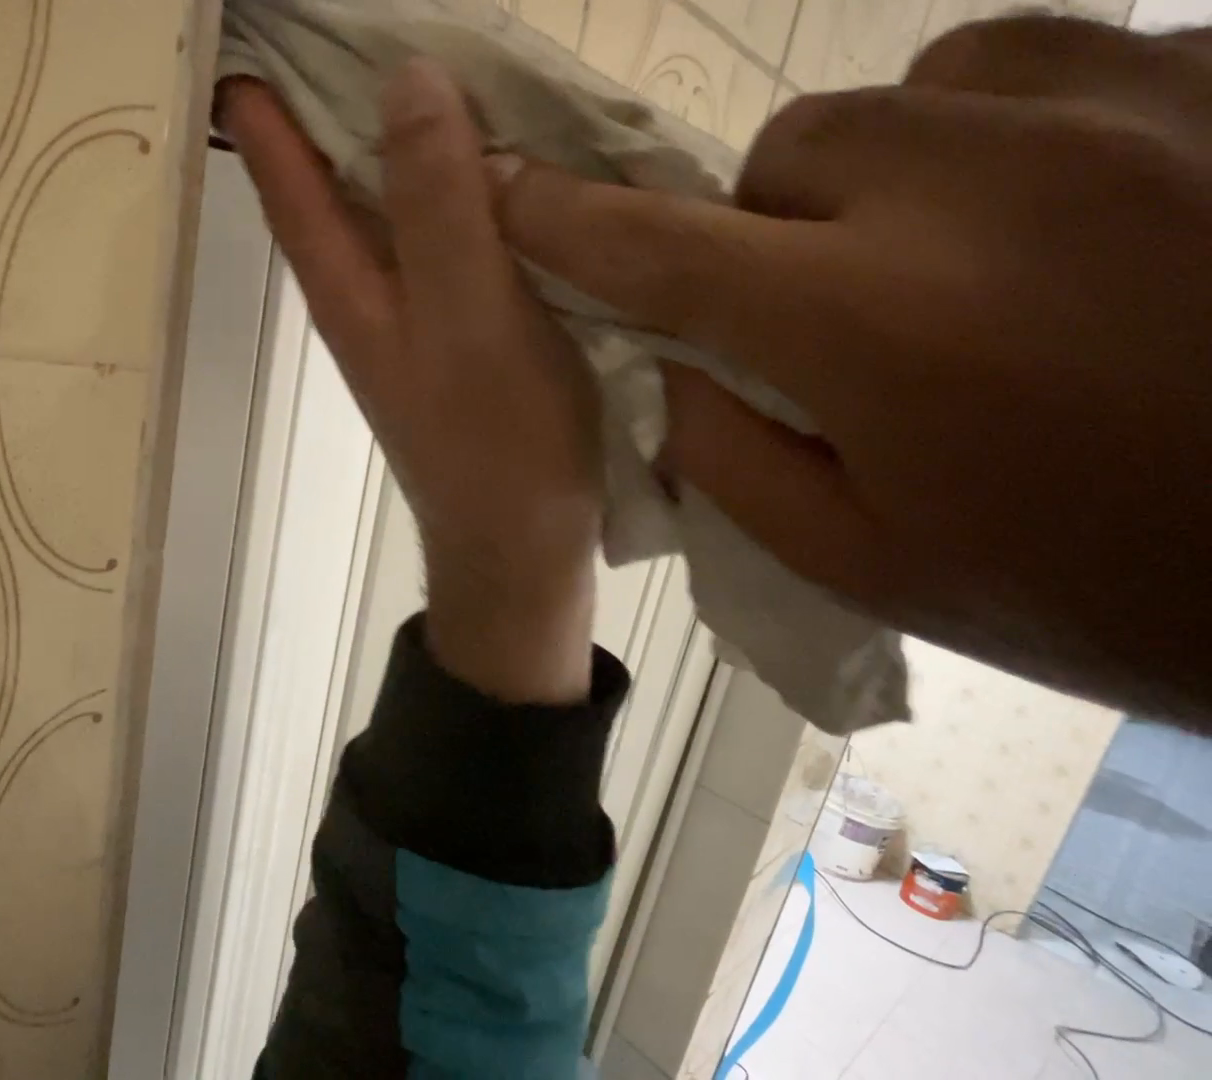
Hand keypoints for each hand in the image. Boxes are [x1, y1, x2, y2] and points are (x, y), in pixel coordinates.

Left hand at [218, 60, 603, 703]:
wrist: (521, 547)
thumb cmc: (497, 443)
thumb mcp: (468, 317)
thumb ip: (438, 207)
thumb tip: (406, 84)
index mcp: (349, 289)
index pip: (285, 180)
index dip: (261, 111)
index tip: (242, 45)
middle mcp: (364, 295)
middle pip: (325, 187)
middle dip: (317, 108)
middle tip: (330, 35)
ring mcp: (409, 315)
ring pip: (383, 208)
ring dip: (383, 139)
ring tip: (408, 68)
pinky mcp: (455, 331)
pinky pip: (439, 235)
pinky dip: (447, 186)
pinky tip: (482, 158)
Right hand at [493, 14, 1211, 723]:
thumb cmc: (1088, 582)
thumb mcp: (856, 557)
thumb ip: (724, 453)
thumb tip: (669, 363)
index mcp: (871, 323)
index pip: (662, 251)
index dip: (567, 221)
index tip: (506, 189)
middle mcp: (982, 182)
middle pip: (786, 151)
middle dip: (769, 226)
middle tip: (824, 309)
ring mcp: (1131, 105)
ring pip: (916, 90)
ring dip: (888, 171)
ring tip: (951, 255)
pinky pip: (1057, 69)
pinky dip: (1014, 137)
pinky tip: (1076, 218)